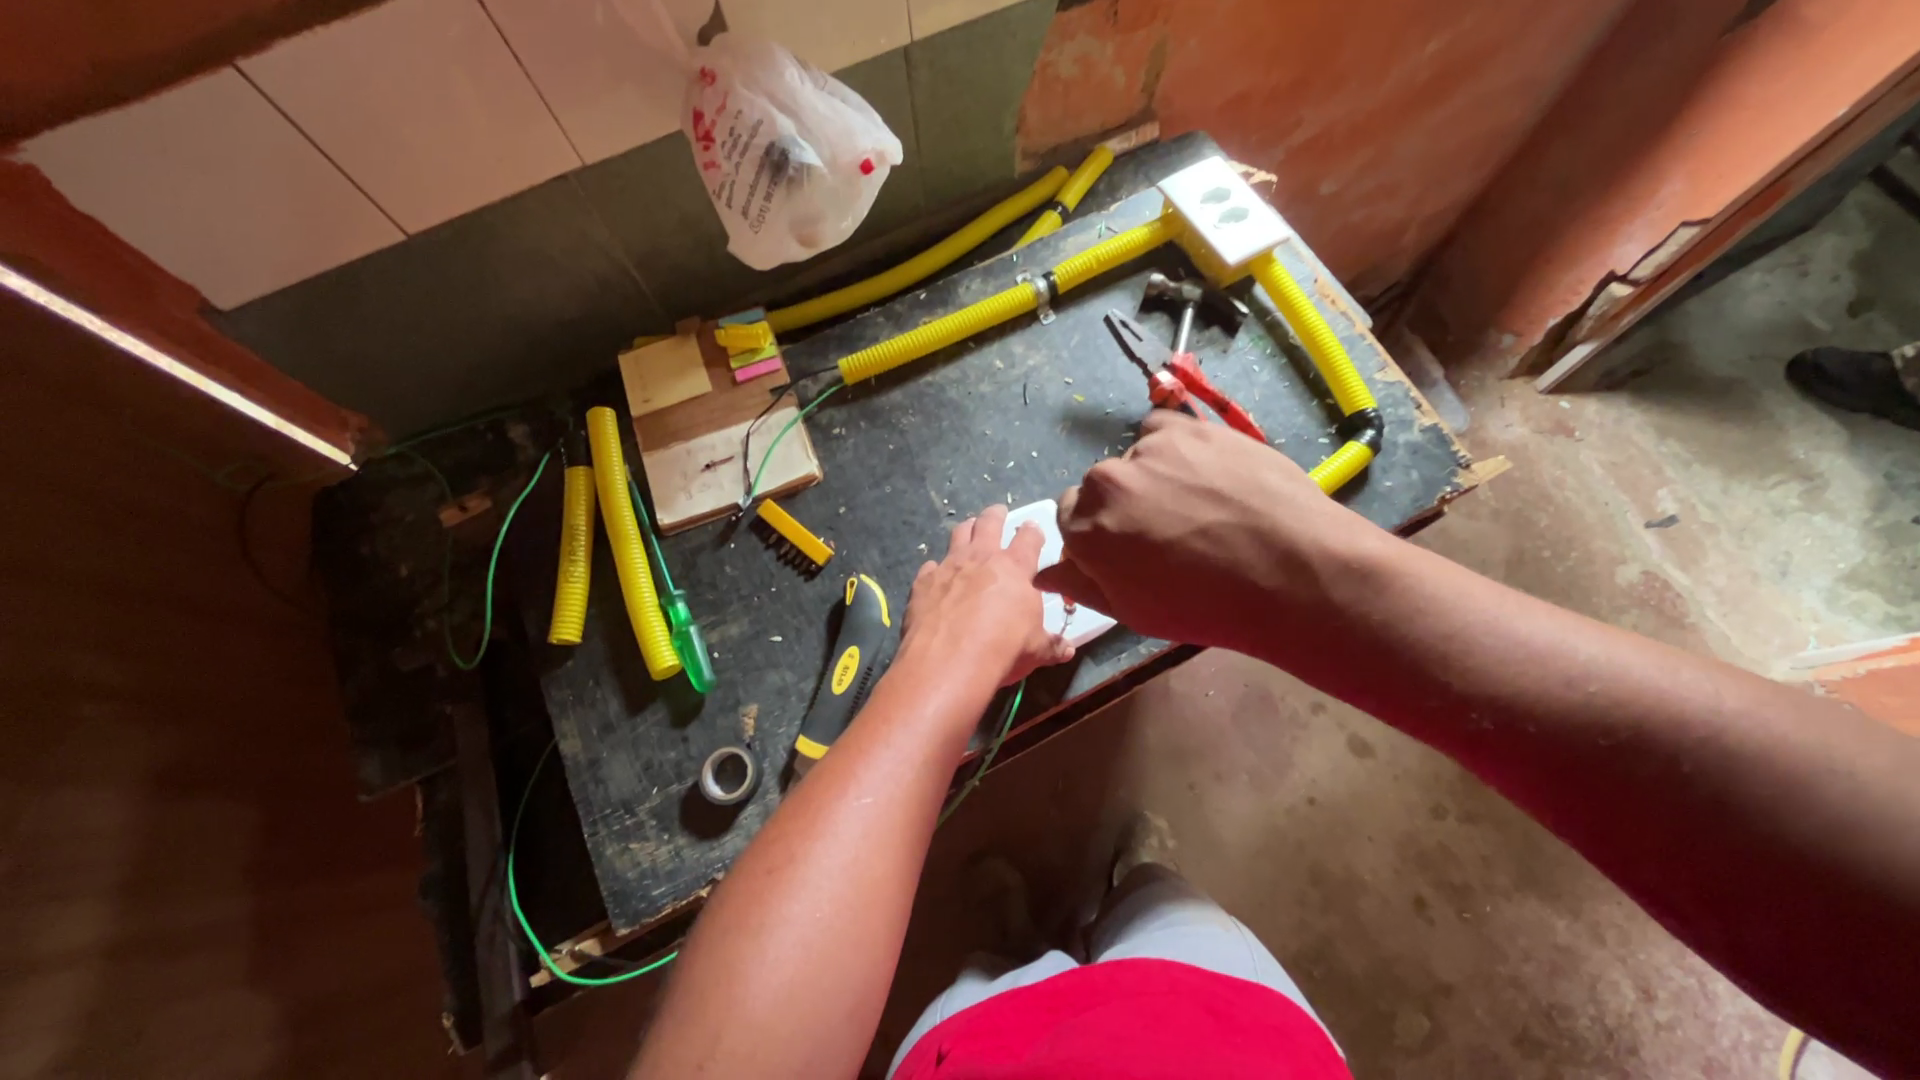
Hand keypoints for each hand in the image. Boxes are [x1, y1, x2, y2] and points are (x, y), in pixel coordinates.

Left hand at [901, 504, 1072, 687]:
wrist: (948, 663)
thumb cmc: (1003, 650)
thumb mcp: (1035, 651)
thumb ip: (1051, 645)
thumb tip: (1068, 649)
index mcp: (1014, 568)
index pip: (1029, 539)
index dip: (1032, 532)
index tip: (1033, 529)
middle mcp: (981, 558)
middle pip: (989, 523)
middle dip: (996, 514)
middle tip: (999, 511)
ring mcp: (949, 567)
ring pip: (958, 535)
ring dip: (966, 529)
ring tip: (969, 528)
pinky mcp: (923, 582)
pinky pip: (930, 566)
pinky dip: (936, 568)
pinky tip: (936, 574)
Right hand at [1035, 411, 1379, 652]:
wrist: (1291, 569)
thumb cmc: (1208, 605)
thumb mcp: (1134, 613)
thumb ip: (1082, 585)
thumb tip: (1043, 570)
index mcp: (1086, 530)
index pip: (1069, 518)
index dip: (1097, 534)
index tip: (1128, 547)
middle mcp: (1106, 483)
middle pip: (1100, 487)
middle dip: (1123, 504)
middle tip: (1168, 530)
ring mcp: (1148, 450)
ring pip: (1135, 459)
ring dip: (1152, 476)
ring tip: (1199, 503)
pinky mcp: (1188, 428)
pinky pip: (1162, 430)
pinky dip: (1175, 448)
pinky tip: (1206, 473)